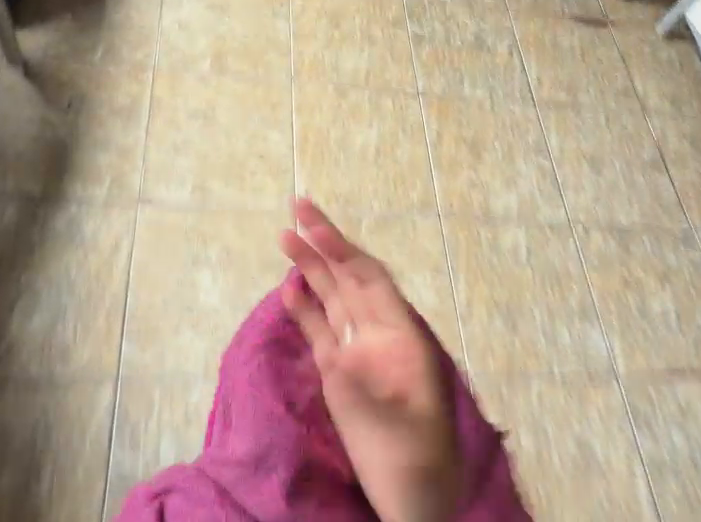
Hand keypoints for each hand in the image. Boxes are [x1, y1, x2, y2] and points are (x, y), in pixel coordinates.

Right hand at [279, 198, 460, 521]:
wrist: (414, 498)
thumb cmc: (416, 462)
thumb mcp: (403, 424)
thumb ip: (371, 390)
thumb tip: (342, 360)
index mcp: (401, 333)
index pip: (368, 277)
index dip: (342, 247)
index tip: (315, 221)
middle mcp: (379, 333)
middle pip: (349, 277)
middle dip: (325, 242)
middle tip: (297, 207)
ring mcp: (358, 352)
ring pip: (332, 298)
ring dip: (310, 268)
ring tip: (284, 236)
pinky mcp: (339, 374)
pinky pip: (320, 331)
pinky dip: (305, 308)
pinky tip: (289, 288)